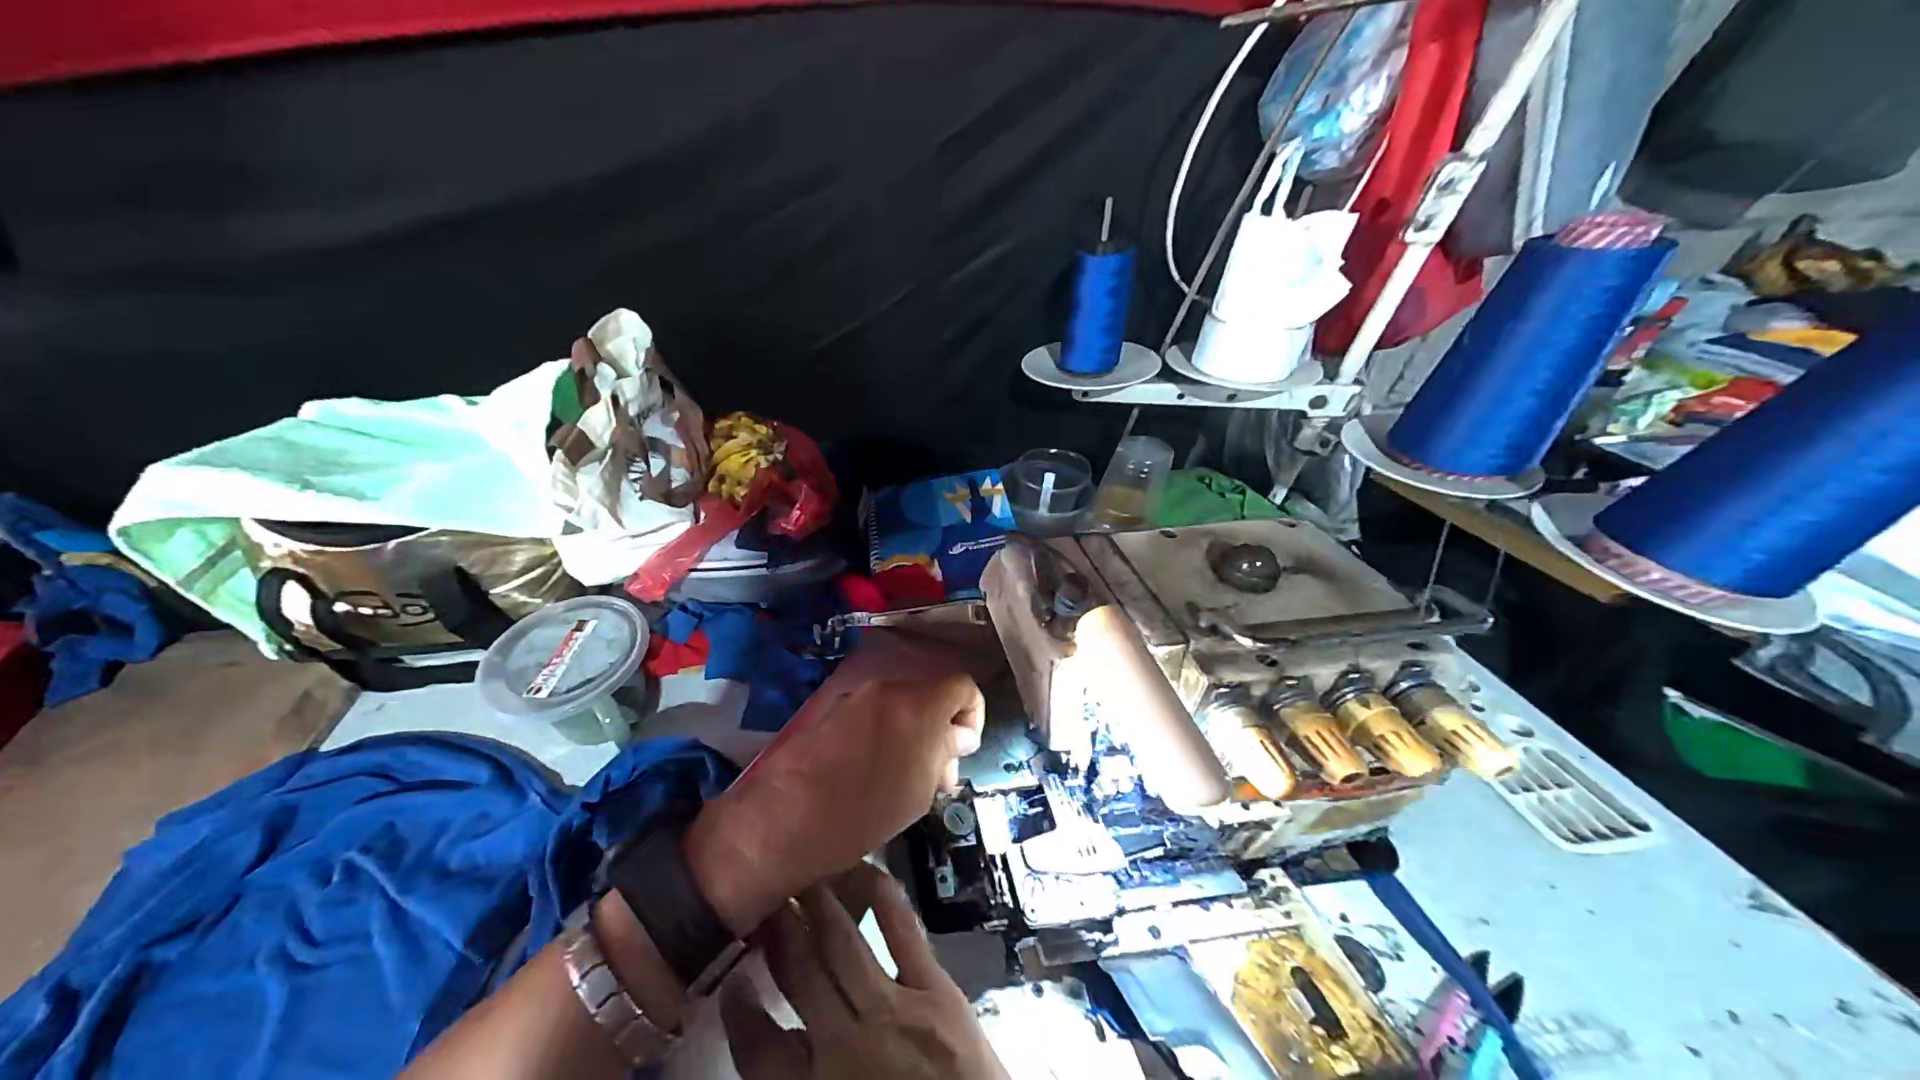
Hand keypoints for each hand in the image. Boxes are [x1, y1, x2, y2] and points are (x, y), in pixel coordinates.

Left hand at [685, 631, 986, 934]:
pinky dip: (883, 733)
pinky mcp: (830, 710)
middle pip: (930, 695)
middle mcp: (886, 689)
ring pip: (900, 705)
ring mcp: (854, 696)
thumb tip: (956, 737)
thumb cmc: (860, 815)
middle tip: (935, 775)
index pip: (963, 687)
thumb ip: (944, 756)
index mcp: (917, 706)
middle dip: (940, 729)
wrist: (781, 821)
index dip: (972, 717)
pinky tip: (871, 772)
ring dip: (911, 732)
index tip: (962, 752)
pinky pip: (871, 713)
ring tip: (902, 778)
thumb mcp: (918, 793)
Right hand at [721, 866, 1008, 1079]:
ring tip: (804, 877)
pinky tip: (867, 871)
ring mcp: (893, 1011)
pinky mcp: (936, 991)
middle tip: (765, 896)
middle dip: (778, 931)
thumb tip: (782, 1041)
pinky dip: (883, 898)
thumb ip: (804, 1078)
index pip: (757, 1048)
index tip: (731, 981)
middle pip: (799, 974)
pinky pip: (904, 932)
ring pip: (843, 944)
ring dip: (819, 905)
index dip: (739, 1011)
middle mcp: (845, 1044)